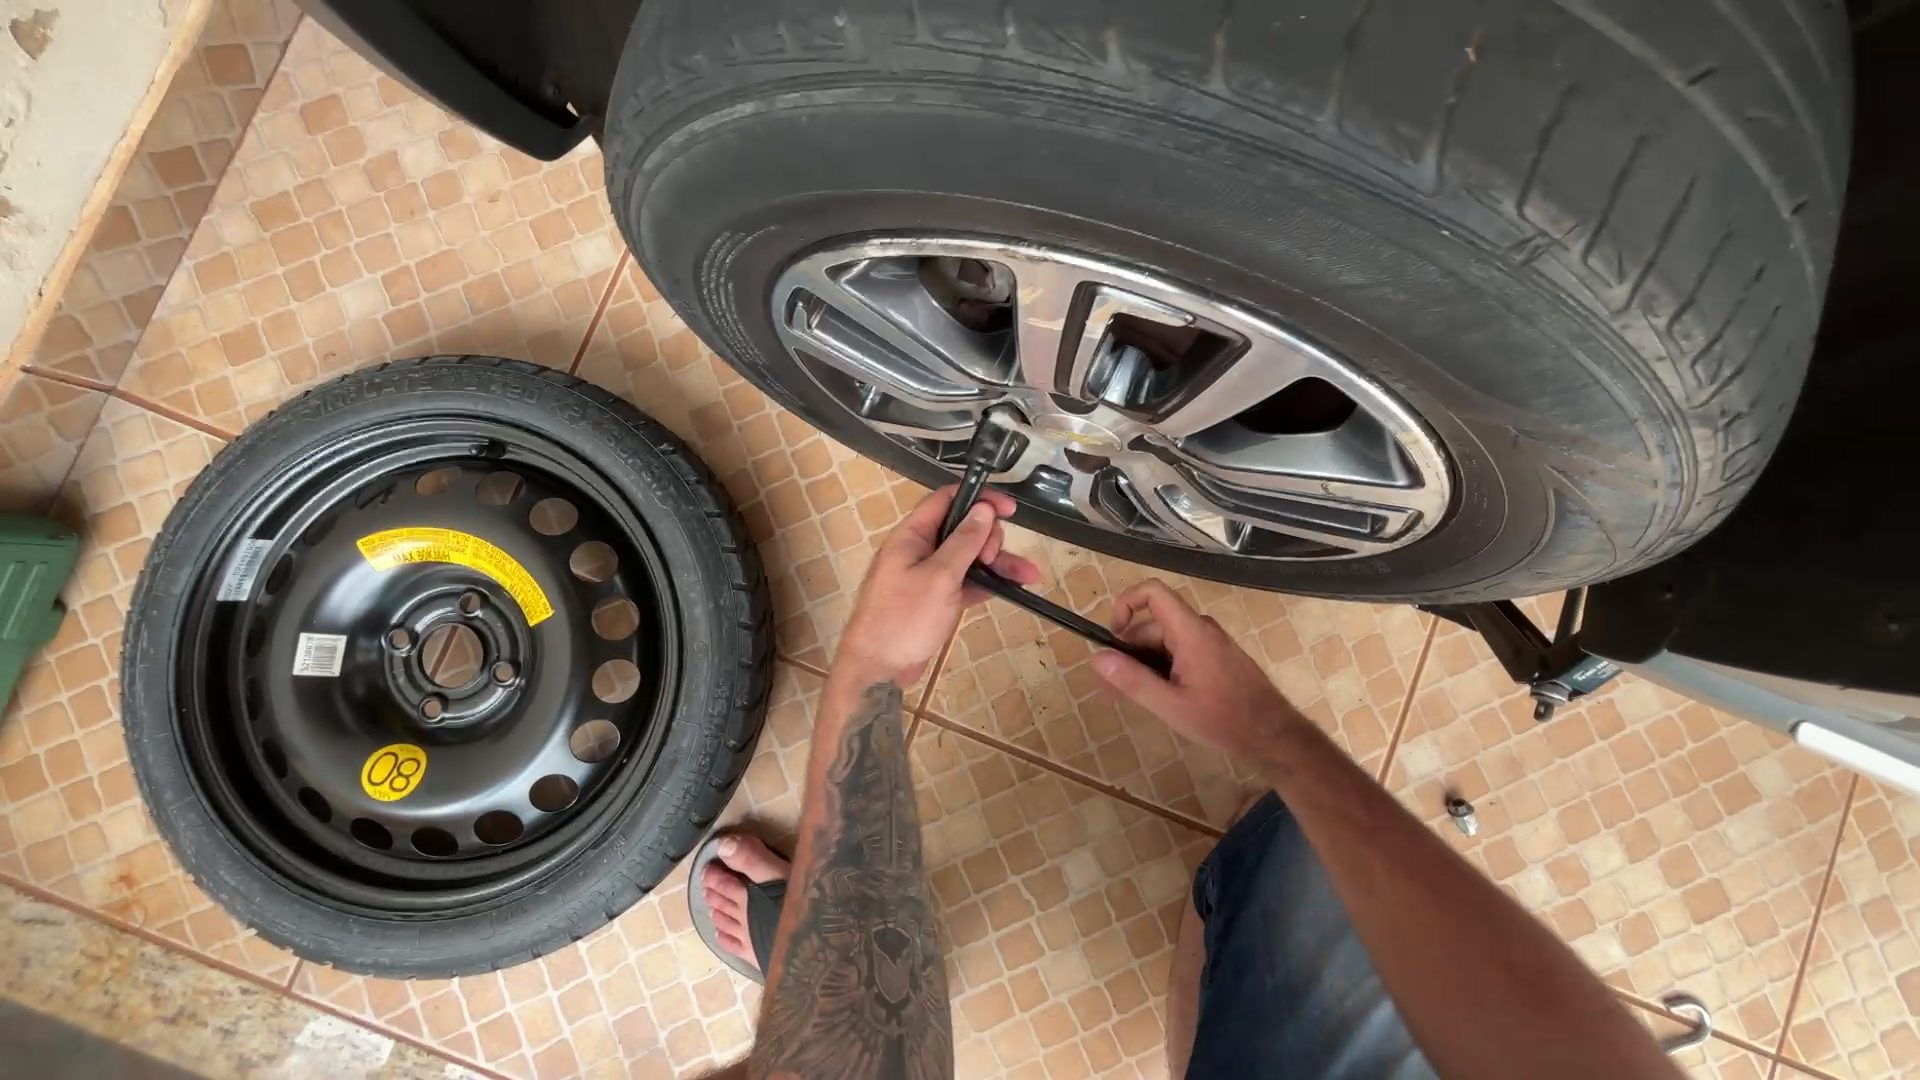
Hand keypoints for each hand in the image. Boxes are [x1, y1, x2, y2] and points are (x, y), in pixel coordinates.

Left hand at [839, 485, 1040, 683]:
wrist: (878, 669)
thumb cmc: (903, 618)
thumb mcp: (939, 577)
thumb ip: (964, 541)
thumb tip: (983, 509)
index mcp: (912, 535)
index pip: (947, 500)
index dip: (979, 498)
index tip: (1008, 508)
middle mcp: (919, 550)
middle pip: (963, 529)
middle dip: (989, 538)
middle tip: (993, 559)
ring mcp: (928, 576)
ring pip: (969, 558)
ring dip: (998, 564)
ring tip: (1029, 574)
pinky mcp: (936, 599)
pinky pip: (966, 582)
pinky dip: (987, 584)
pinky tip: (1012, 588)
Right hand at [1091, 579, 1308, 760]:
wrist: (1274, 736)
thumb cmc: (1224, 720)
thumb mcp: (1171, 705)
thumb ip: (1133, 680)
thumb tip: (1097, 658)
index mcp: (1190, 632)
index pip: (1153, 592)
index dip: (1126, 603)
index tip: (1112, 636)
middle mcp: (1200, 629)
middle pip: (1153, 624)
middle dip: (1128, 650)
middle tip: (1110, 686)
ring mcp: (1209, 643)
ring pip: (1164, 642)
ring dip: (1143, 663)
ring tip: (1129, 697)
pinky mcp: (1215, 658)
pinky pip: (1179, 652)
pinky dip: (1161, 668)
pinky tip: (1156, 697)